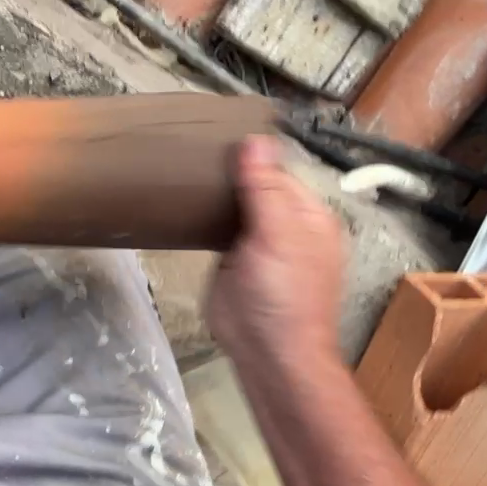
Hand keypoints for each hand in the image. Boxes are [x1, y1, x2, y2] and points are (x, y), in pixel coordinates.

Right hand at [205, 136, 345, 367]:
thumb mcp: (277, 237)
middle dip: (228, 169)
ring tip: (179, 166)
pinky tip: (182, 201)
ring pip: (234, 203)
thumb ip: (264, 190)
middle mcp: (285, 224)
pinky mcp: (230, 257)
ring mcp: (257, 242)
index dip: (250, 154)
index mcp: (307, 216)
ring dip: (214, 190)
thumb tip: (255, 140)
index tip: (212, 134)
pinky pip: (217, 225)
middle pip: (254, 184)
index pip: (277, 170)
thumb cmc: (282, 295)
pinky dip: (203, 212)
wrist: (266, 352)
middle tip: (187, 148)